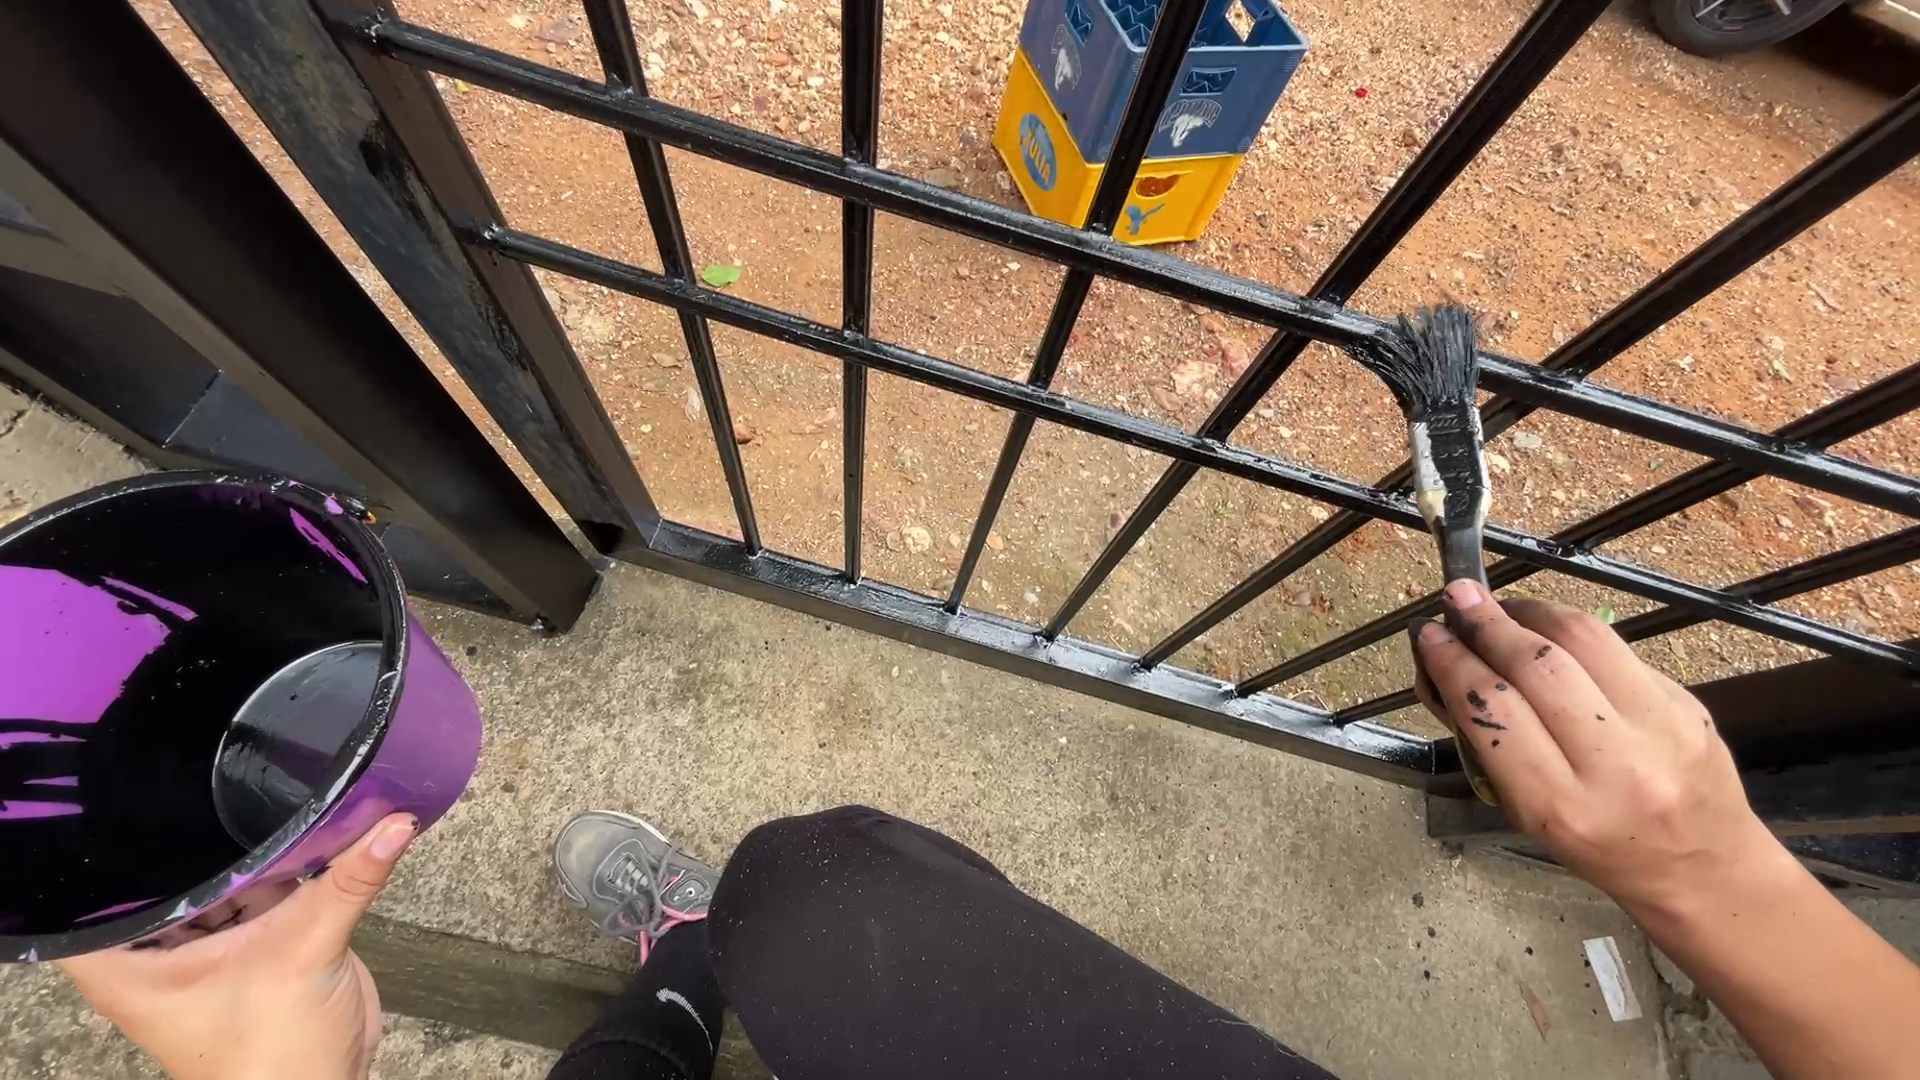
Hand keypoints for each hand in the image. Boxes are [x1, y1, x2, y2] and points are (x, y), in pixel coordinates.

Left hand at [58, 814, 417, 1079]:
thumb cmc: (269, 1047)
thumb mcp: (304, 954)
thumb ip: (349, 882)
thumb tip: (400, 820)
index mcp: (132, 961)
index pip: (94, 894)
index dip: (114, 846)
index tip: (145, 789)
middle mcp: (170, 947)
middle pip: (183, 873)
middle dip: (214, 830)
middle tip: (246, 768)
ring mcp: (226, 942)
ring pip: (242, 875)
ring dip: (272, 844)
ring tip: (297, 781)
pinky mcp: (275, 937)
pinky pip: (285, 886)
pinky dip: (307, 862)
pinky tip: (331, 824)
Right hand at [1411, 580, 1784, 916]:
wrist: (1704, 869)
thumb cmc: (1591, 842)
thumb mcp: (1519, 806)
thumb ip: (1482, 733)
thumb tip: (1445, 656)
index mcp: (1558, 803)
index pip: (1492, 710)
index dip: (1451, 661)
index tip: (1426, 633)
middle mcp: (1618, 766)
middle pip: (1538, 667)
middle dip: (1487, 624)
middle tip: (1456, 597)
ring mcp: (1665, 730)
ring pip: (1585, 640)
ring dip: (1530, 611)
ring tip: (1499, 607)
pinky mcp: (1691, 704)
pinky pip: (1616, 649)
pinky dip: (1567, 630)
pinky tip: (1544, 630)